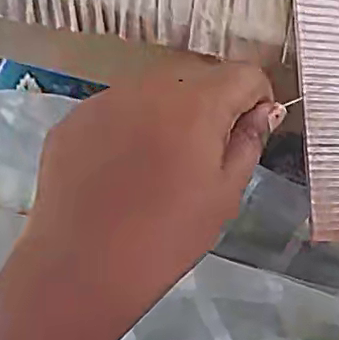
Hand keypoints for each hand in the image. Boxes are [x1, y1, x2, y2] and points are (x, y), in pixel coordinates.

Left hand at [17, 61, 279, 309]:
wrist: (86, 266)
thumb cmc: (169, 237)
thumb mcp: (224, 196)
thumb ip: (248, 143)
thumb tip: (264, 110)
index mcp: (196, 104)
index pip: (244, 74)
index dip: (257, 100)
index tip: (249, 133)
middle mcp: (149, 86)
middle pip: (197, 77)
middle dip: (212, 106)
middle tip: (205, 159)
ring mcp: (105, 99)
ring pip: (154, 92)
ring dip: (169, 115)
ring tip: (160, 168)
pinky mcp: (74, 119)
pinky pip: (117, 110)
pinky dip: (131, 129)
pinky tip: (124, 173)